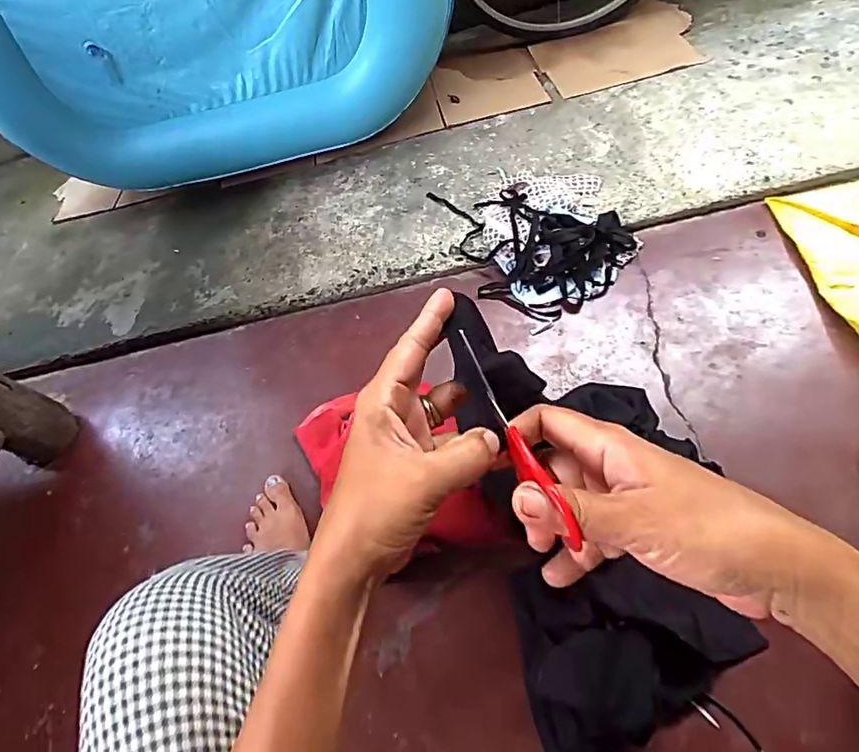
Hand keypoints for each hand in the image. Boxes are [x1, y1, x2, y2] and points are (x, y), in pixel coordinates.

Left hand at [311, 289, 501, 582]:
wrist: (352, 563)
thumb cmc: (375, 510)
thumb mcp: (424, 478)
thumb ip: (467, 452)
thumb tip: (496, 436)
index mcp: (383, 404)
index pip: (409, 351)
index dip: (429, 322)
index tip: (447, 296)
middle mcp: (395, 414)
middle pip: (431, 375)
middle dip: (456, 359)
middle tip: (485, 341)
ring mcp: (408, 439)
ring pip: (446, 410)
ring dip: (471, 406)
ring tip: (506, 396)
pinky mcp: (419, 464)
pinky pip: (452, 439)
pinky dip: (472, 438)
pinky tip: (498, 441)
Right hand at [507, 406, 813, 617]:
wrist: (770, 565)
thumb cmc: (703, 526)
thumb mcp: (633, 520)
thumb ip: (574, 510)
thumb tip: (517, 497)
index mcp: (611, 447)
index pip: (551, 422)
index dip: (518, 436)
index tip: (492, 469)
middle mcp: (614, 467)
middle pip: (557, 466)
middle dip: (537, 494)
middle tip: (532, 533)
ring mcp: (627, 499)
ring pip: (574, 502)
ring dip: (556, 526)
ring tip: (547, 556)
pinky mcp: (640, 530)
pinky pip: (596, 533)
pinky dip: (578, 550)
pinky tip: (564, 577)